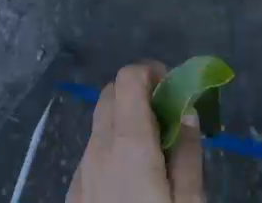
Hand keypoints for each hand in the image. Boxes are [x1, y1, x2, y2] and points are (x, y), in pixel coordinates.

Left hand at [67, 62, 205, 202]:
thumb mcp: (188, 201)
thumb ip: (188, 153)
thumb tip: (186, 113)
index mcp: (128, 143)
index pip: (128, 77)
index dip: (152, 72)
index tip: (174, 91)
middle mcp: (98, 148)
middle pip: (111, 93)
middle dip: (139, 93)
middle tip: (166, 118)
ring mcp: (81, 170)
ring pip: (101, 124)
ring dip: (125, 122)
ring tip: (152, 152)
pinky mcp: (73, 191)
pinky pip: (93, 153)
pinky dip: (112, 149)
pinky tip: (129, 179)